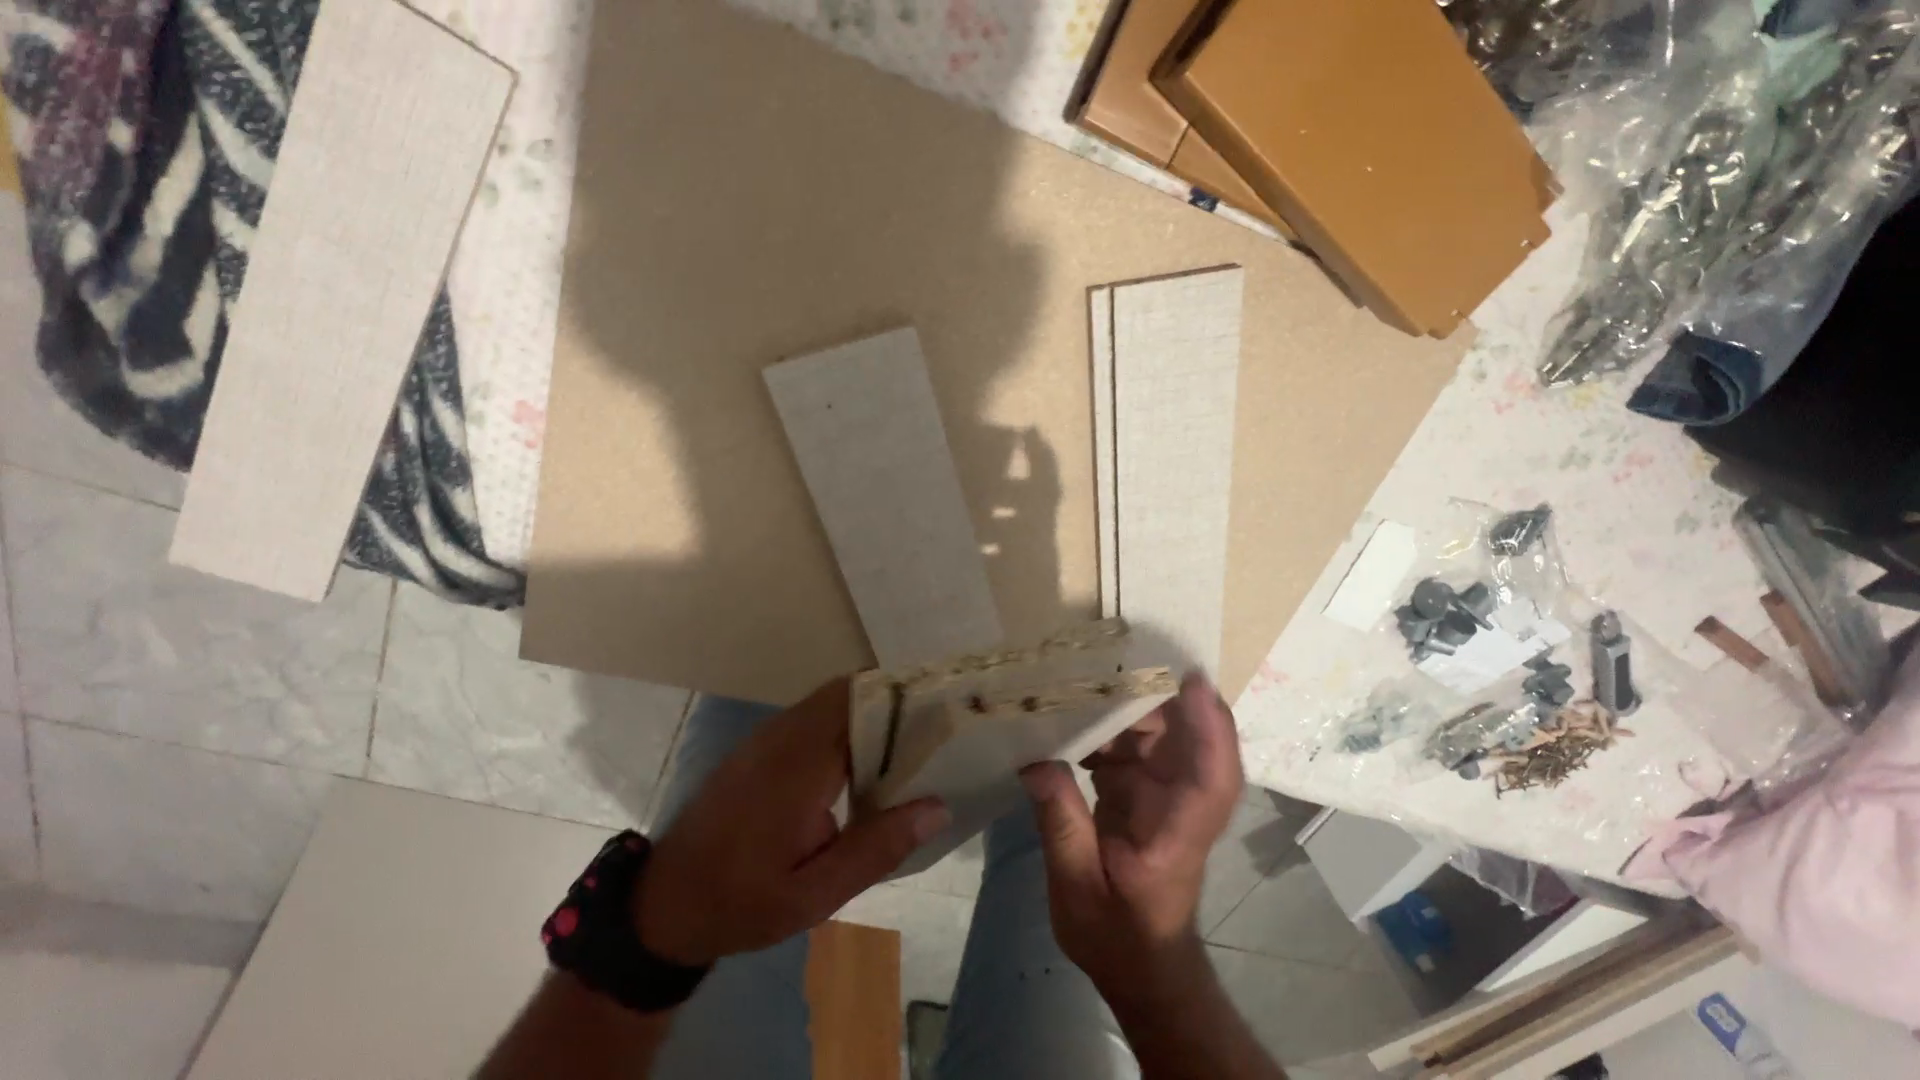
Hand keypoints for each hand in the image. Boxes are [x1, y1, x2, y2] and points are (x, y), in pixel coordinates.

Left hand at [633, 679, 950, 966]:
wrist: (662, 906)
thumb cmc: (741, 903)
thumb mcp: (814, 895)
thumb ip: (875, 849)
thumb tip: (937, 806)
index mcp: (797, 765)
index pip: (857, 700)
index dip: (903, 698)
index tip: (946, 713)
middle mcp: (780, 737)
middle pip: (847, 693)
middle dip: (895, 704)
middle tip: (941, 732)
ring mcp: (765, 740)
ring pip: (830, 703)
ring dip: (872, 715)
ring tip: (918, 747)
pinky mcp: (758, 750)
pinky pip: (811, 720)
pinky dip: (847, 728)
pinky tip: (870, 765)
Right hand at [1020, 673, 1242, 994]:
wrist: (1140, 962)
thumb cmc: (1117, 936)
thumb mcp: (1077, 887)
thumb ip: (1061, 826)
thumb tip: (1036, 762)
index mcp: (1179, 833)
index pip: (1212, 778)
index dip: (1211, 727)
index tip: (1193, 681)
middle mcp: (1181, 804)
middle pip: (1180, 738)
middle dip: (1143, 698)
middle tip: (1091, 668)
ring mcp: (1164, 794)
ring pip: (1152, 735)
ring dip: (1115, 711)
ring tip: (1067, 688)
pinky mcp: (1142, 792)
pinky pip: (1128, 747)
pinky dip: (1099, 732)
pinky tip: (1063, 724)